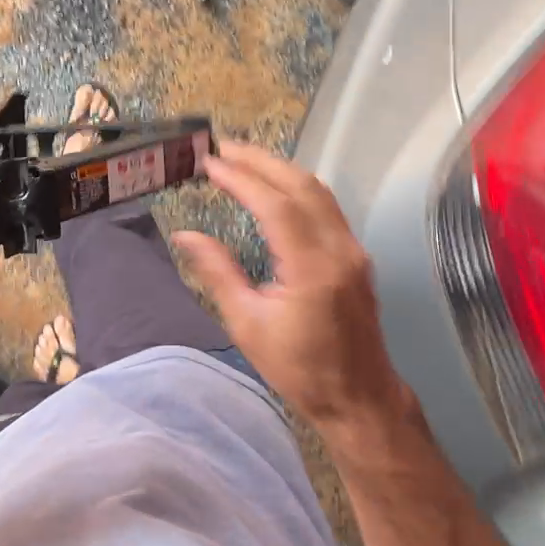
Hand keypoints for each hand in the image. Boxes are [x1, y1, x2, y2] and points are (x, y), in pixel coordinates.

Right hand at [172, 140, 411, 429]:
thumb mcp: (247, 325)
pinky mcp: (356, 255)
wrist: (359, 397)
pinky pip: (327, 206)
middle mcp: (339, 250)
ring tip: (242, 159)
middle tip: (223, 148)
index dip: (242, 179)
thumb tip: (185, 236)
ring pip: (319, 191)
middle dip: (261, 161)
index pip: (276, 206)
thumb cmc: (298, 369)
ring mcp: (353, 250)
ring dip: (280, 169)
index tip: (210, 163)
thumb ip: (218, 273)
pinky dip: (297, 187)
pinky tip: (273, 186)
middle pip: (302, 186)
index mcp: (312, 270)